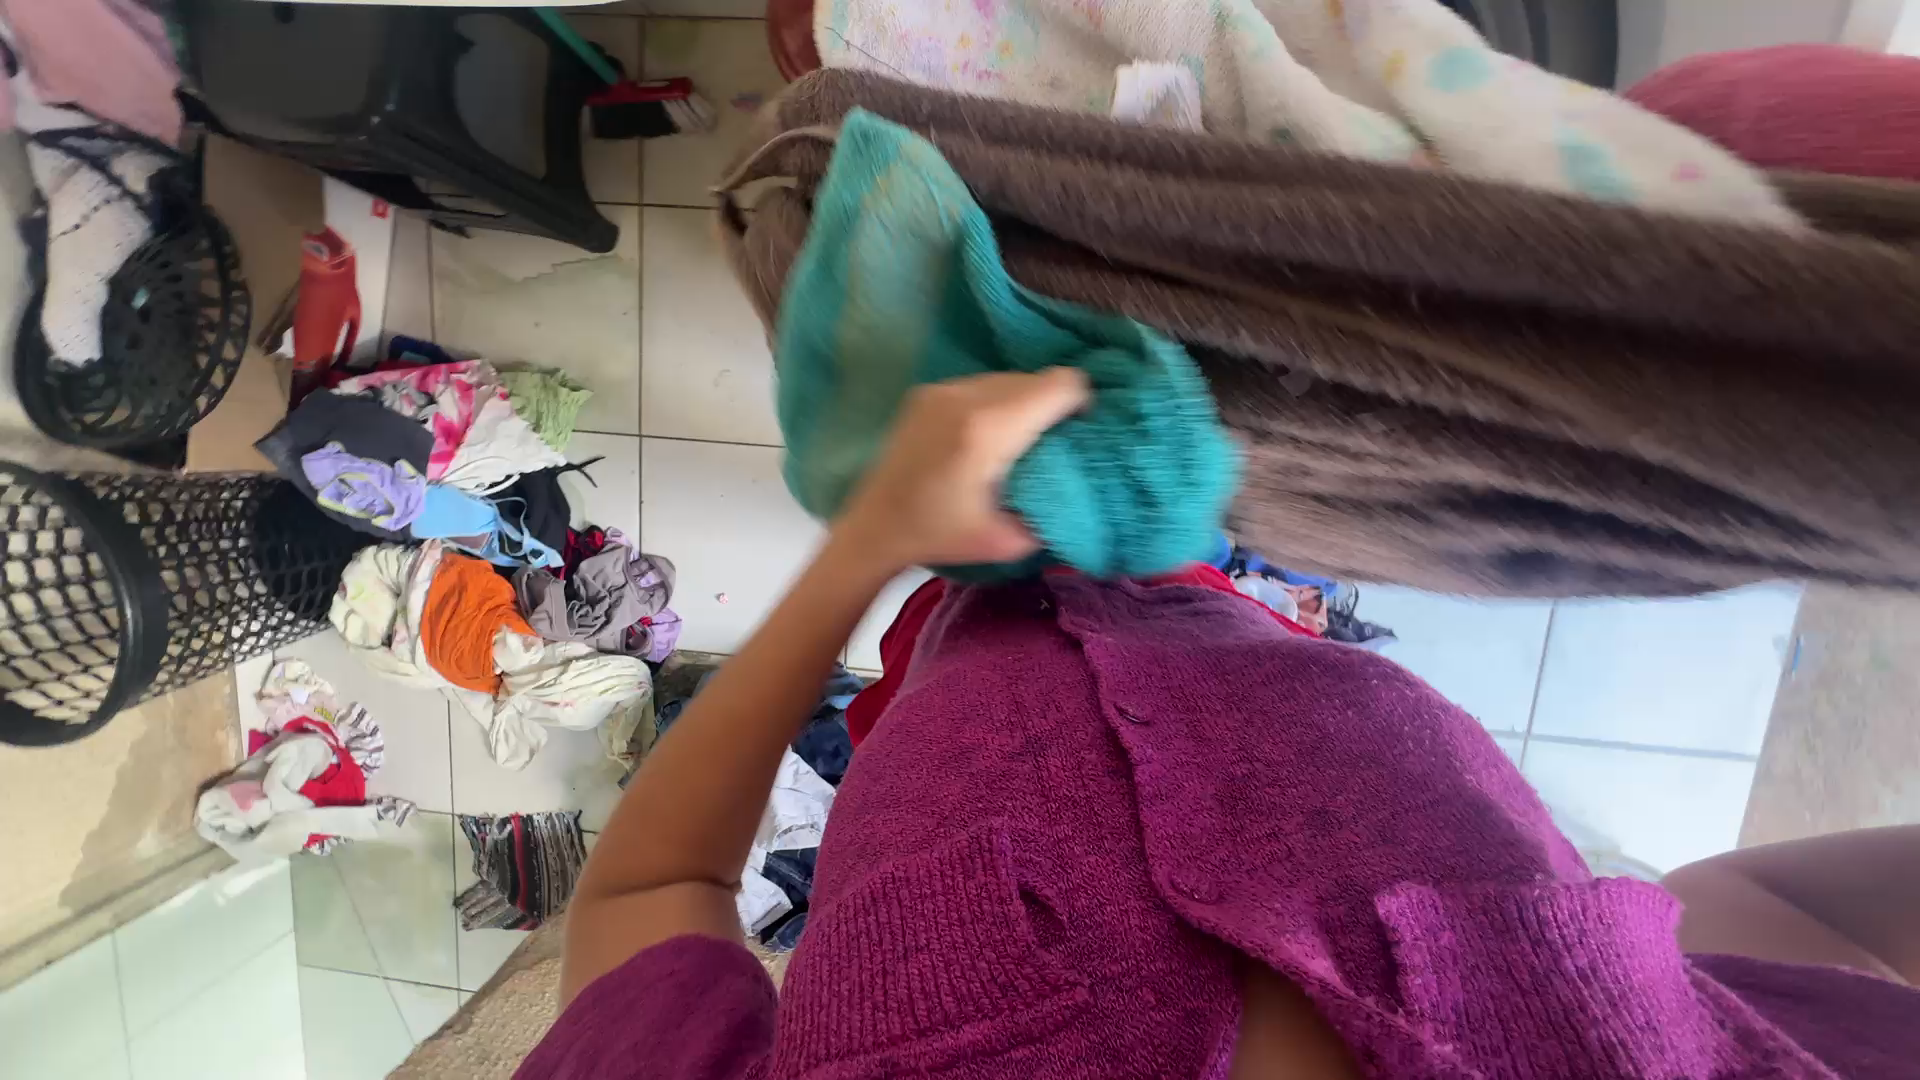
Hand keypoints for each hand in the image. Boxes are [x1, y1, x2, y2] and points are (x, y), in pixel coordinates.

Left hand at [832, 368, 1089, 570]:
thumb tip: (1079, 488)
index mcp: (989, 430)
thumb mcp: (1007, 541)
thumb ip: (1051, 512)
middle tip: (1053, 442)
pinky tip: (987, 436)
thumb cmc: (940, 536)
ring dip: (1023, 402)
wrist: (874, 528)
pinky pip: (980, 384)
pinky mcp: (926, 393)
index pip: (1059, 385)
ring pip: (1008, 378)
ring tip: (1019, 440)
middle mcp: (966, 397)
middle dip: (1053, 404)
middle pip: (1036, 378)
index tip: (1081, 430)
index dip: (1081, 402)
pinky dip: (995, 402)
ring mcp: (942, 390)